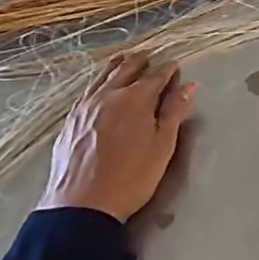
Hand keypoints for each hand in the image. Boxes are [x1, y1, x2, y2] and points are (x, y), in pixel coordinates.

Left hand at [38, 52, 195, 221]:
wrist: (82, 204)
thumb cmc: (130, 178)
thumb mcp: (162, 146)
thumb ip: (174, 112)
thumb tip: (188, 86)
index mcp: (135, 98)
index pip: (156, 77)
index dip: (167, 71)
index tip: (174, 66)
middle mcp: (109, 94)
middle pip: (126, 69)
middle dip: (140, 61)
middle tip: (148, 55)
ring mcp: (86, 105)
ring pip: (103, 76)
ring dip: (116, 66)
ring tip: (124, 59)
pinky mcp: (71, 119)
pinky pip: (87, 90)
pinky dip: (97, 82)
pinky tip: (98, 86)